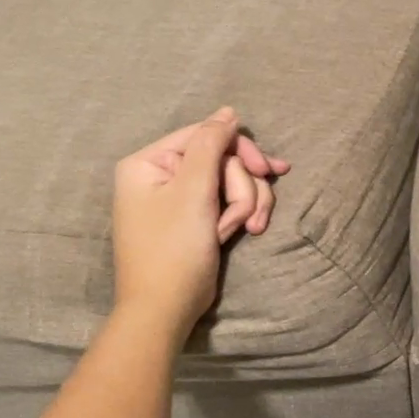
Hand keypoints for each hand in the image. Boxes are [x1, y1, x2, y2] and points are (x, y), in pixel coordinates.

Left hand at [111, 107, 289, 336]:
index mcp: (149, 163)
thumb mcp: (193, 190)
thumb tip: (228, 111)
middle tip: (250, 215)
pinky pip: (232, 200)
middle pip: (226, 160)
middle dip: (244, 188)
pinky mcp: (199, 216)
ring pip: (236, 181)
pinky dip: (244, 213)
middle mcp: (162, 174)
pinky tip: (249, 230)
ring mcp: (181, 196)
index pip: (208, 135)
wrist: (167, 305)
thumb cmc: (173, 247)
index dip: (242, 152)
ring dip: (247, 204)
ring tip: (245, 228)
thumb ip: (210, 145)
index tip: (269, 171)